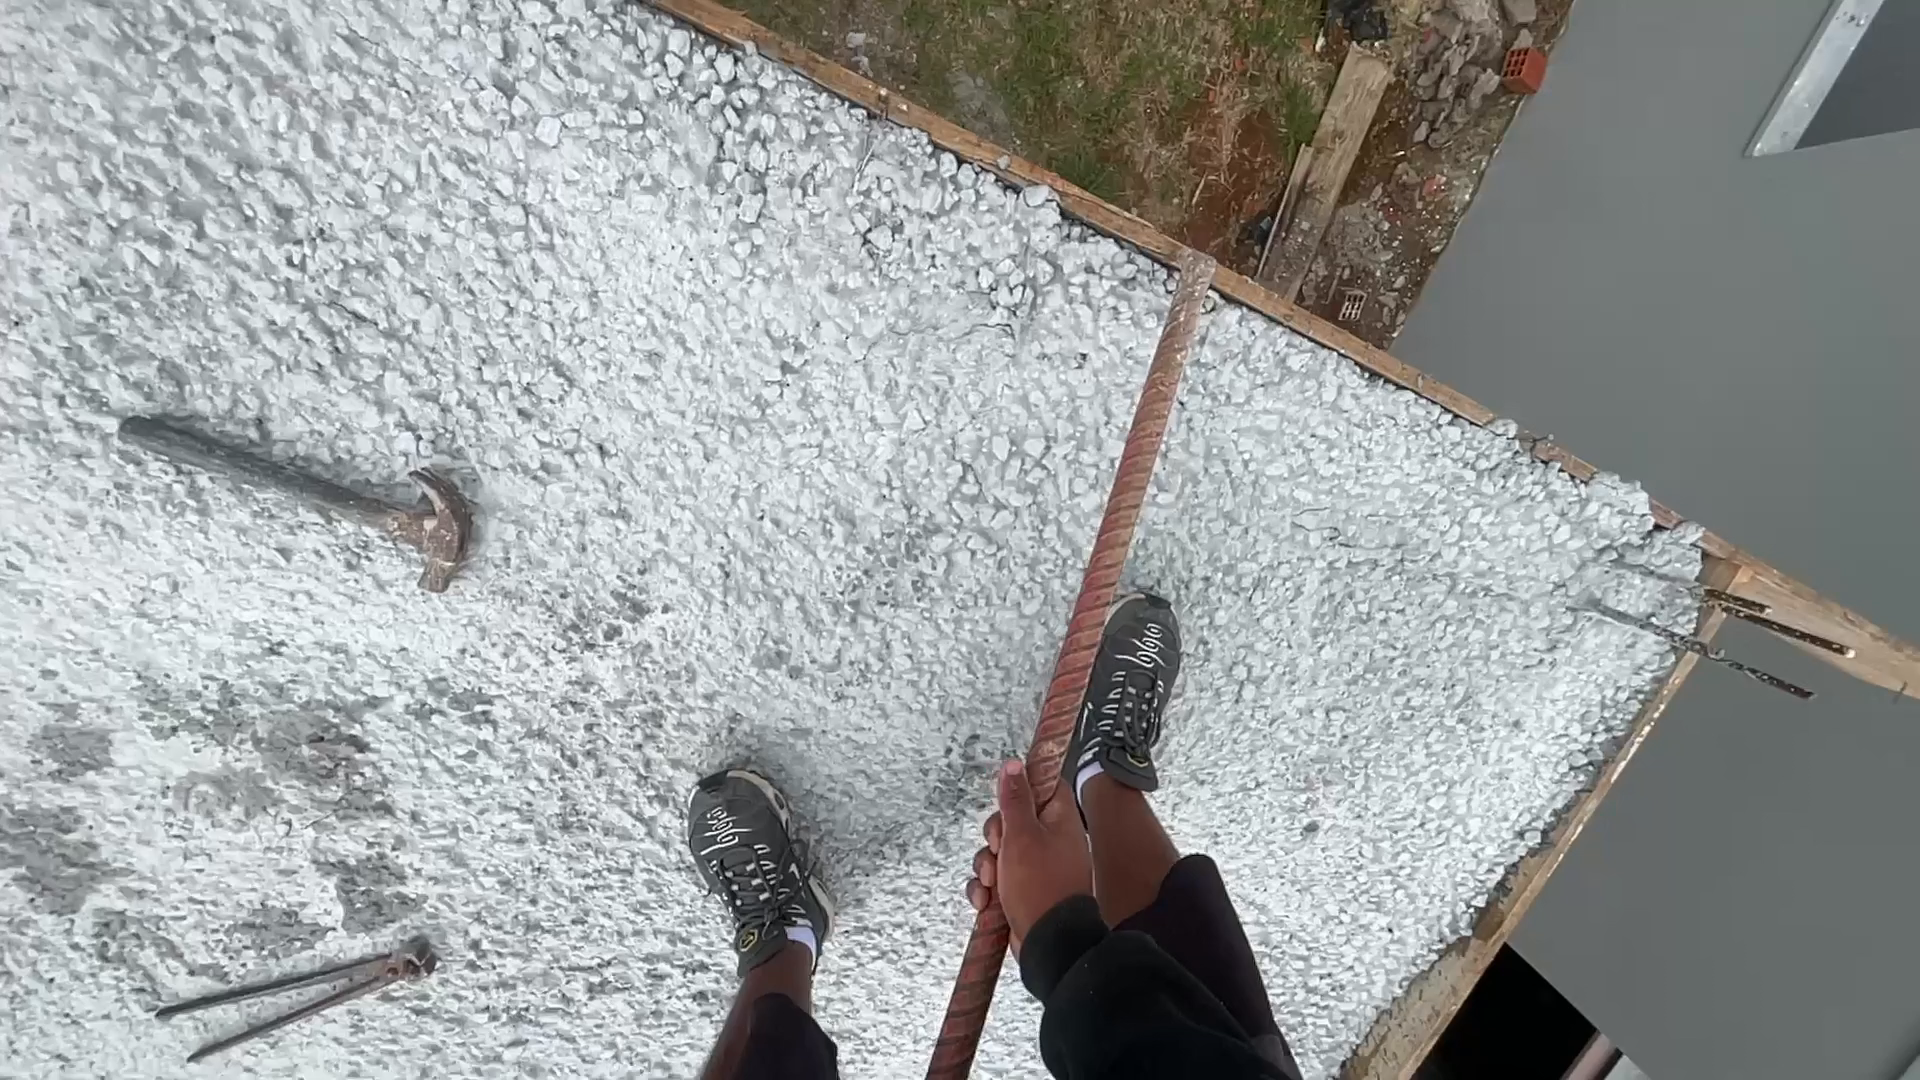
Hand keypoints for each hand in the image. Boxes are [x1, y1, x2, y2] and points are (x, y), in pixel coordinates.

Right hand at [965, 760, 1092, 951]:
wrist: (1049, 946)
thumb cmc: (1040, 885)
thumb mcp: (1021, 835)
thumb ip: (1014, 799)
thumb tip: (1013, 764)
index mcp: (1059, 819)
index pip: (1042, 786)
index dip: (1021, 788)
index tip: (1005, 799)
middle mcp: (1050, 839)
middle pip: (1012, 818)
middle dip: (994, 835)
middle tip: (998, 847)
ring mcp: (1036, 866)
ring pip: (998, 850)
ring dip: (986, 865)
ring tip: (990, 882)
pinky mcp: (1021, 890)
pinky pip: (995, 879)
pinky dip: (986, 889)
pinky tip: (985, 901)